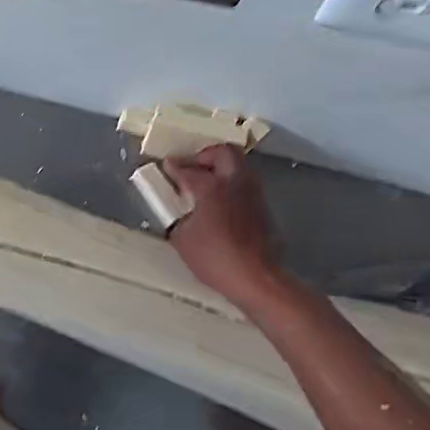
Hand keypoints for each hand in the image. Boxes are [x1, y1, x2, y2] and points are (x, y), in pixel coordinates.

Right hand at [162, 145, 281, 302]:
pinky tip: (221, 203)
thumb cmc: (215, 257)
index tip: (167, 167)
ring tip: (206, 183)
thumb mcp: (182, 239)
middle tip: (192, 168)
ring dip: (221, 168)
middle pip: (222, 152)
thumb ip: (176, 218)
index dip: (174, 167)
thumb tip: (176, 212)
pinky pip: (244, 184)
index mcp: (211, 186)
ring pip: (238, 165)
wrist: (255, 277)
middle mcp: (234, 182)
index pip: (187, 169)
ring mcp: (252, 192)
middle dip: (204, 156)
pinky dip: (231, 185)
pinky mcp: (262, 206)